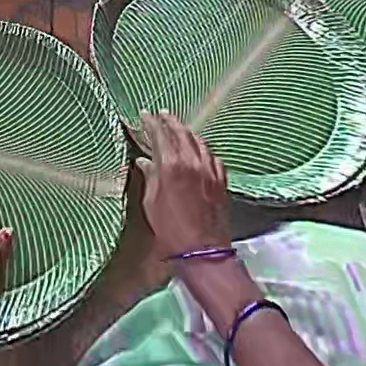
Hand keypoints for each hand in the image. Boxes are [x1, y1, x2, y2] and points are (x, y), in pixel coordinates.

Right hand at [135, 111, 230, 261]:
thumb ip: (150, 177)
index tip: (145, 115)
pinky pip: (212, 156)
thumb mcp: (151, 202)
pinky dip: (202, 147)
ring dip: (187, 131)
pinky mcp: (221, 180)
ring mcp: (210, 170)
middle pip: (182, 133)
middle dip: (170, 121)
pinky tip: (199, 148)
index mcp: (171, 166)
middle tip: (162, 114)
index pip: (160, 135)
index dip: (152, 123)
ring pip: (199, 142)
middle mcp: (192, 162)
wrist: (202, 251)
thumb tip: (144, 161)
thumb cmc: (170, 228)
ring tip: (179, 127)